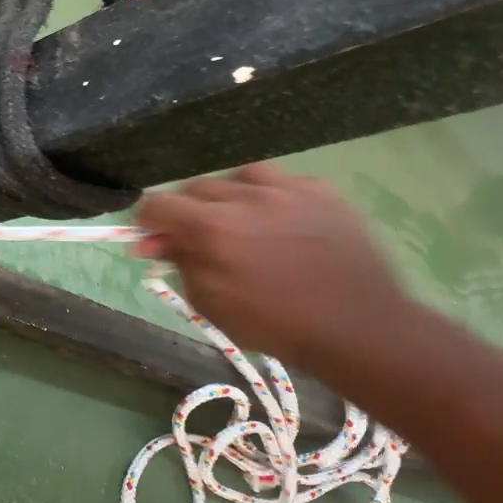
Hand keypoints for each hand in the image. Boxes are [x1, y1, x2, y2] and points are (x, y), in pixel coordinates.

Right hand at [133, 164, 410, 365]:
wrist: (356, 326)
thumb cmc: (271, 322)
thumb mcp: (208, 300)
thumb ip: (179, 262)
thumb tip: (153, 241)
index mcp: (213, 229)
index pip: (157, 205)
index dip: (146, 223)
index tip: (152, 243)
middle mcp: (248, 199)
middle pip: (194, 187)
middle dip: (183, 212)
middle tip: (191, 240)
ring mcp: (291, 192)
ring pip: (238, 177)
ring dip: (225, 197)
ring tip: (234, 222)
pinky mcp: (325, 194)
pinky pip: (282, 180)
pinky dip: (267, 195)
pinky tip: (274, 219)